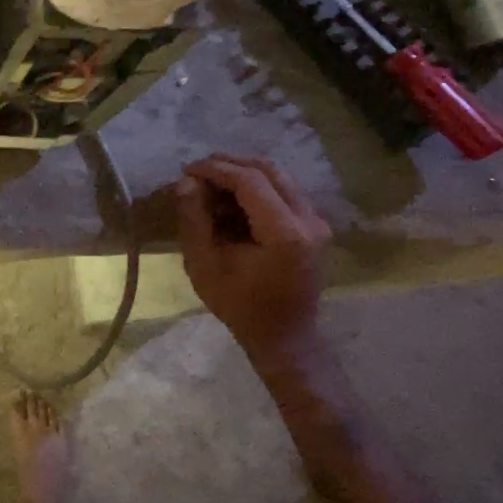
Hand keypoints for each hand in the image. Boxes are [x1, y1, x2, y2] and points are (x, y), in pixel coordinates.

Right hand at [175, 154, 330, 356]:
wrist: (283, 337)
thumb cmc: (240, 305)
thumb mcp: (204, 263)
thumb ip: (194, 218)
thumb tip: (187, 181)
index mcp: (285, 233)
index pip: (250, 181)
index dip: (215, 169)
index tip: (185, 170)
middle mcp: (309, 221)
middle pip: (269, 171)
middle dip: (229, 165)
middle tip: (197, 171)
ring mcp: (317, 223)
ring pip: (279, 178)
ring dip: (242, 175)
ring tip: (210, 186)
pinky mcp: (315, 227)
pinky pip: (284, 192)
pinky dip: (256, 188)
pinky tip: (231, 201)